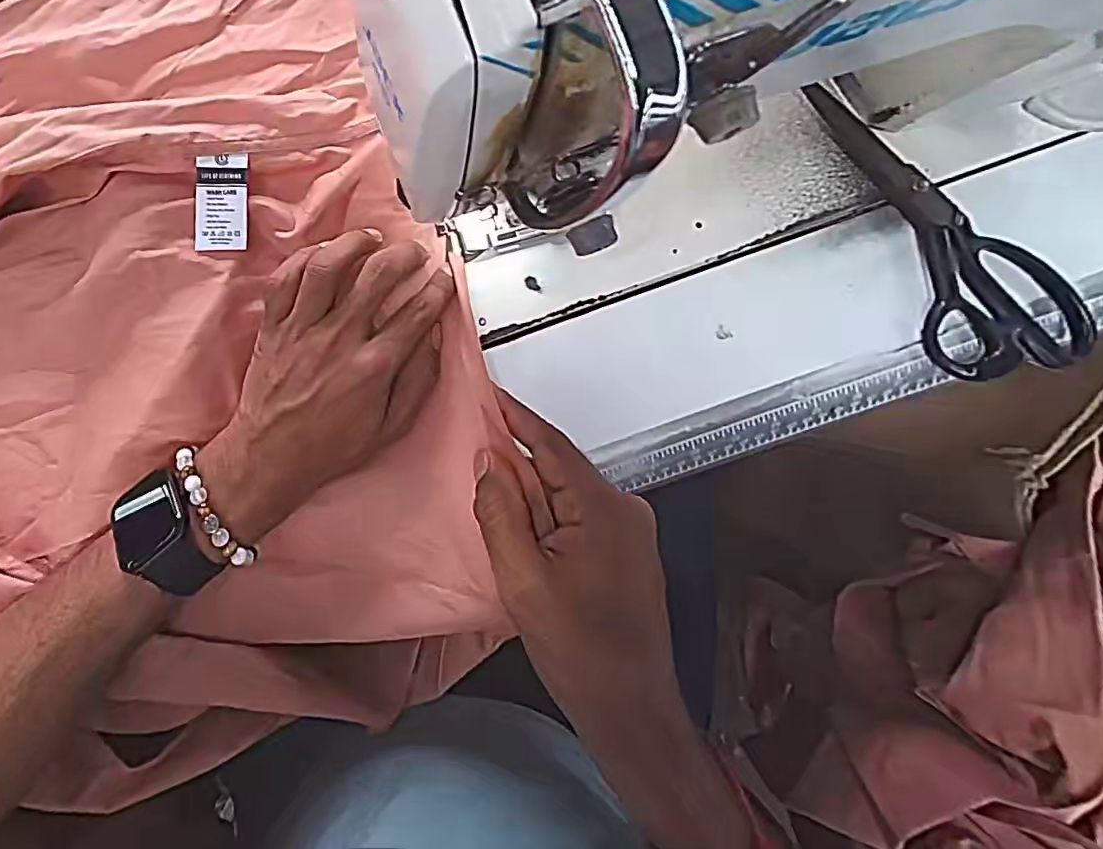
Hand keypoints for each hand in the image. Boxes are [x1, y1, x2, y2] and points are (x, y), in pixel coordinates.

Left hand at [200, 229, 455, 547]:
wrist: (270, 455)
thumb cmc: (327, 446)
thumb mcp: (389, 428)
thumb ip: (417, 382)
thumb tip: (433, 343)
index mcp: (372, 366)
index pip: (416, 312)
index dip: (437, 289)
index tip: (443, 278)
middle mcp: (338, 340)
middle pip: (376, 276)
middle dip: (403, 255)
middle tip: (413, 253)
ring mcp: (302, 329)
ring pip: (327, 267)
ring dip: (353, 244)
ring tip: (370, 240)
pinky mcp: (274, 327)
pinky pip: (286, 279)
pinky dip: (305, 258)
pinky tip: (323, 254)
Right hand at [475, 390, 760, 848]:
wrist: (631, 711)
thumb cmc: (578, 648)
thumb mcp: (523, 578)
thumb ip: (501, 513)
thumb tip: (487, 461)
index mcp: (604, 508)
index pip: (552, 446)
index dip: (516, 416)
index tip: (488, 391)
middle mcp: (625, 509)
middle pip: (557, 470)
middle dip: (514, 464)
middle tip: (472, 451)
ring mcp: (629, 531)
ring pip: (564, 495)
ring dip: (528, 496)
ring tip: (489, 498)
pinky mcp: (625, 551)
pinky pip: (575, 515)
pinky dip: (544, 516)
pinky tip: (519, 531)